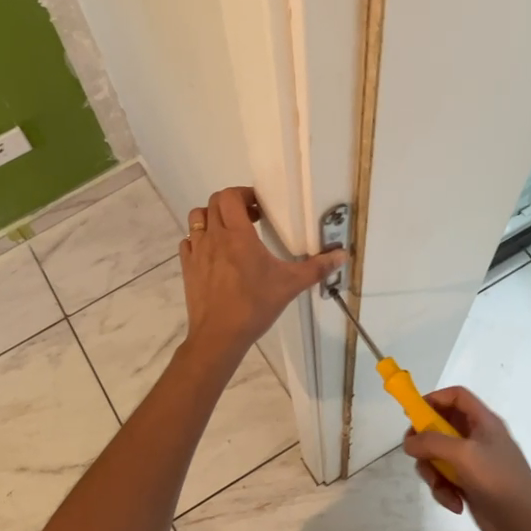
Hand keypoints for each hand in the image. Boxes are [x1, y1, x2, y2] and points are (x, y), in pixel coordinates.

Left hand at [179, 187, 345, 362]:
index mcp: (237, 235)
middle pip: (213, 203)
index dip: (244, 195)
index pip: (230, 197)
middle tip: (251, 218)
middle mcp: (214, 237)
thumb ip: (317, 268)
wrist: (219, 335)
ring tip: (230, 231)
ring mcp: (197, 252)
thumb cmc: (254, 306)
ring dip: (212, 218)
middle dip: (232, 204)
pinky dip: (199, 239)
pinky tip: (213, 253)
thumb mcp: (290, 285)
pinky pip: (188, 241)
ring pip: (197, 219)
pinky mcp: (187, 268)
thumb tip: (342, 255)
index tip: (259, 207)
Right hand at [405, 386, 530, 530]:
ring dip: (433, 472)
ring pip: (437, 455)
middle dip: (425, 443)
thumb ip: (432, 442)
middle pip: (440, 426)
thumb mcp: (464, 455)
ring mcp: (473, 462)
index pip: (456, 396)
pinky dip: (444, 490)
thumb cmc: (499, 482)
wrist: (526, 528)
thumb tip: (409, 442)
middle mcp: (478, 438)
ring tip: (442, 488)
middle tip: (415, 453)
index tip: (412, 416)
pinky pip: (444, 478)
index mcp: (484, 422)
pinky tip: (455, 503)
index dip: (433, 399)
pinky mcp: (469, 484)